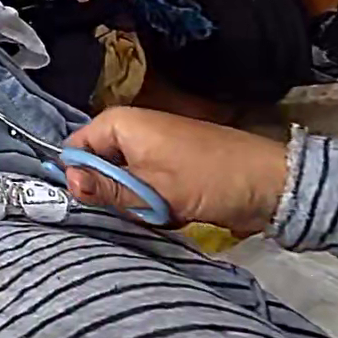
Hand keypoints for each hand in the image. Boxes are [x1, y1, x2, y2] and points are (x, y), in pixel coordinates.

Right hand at [63, 108, 288, 235]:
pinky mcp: (167, 167)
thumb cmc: (206, 179)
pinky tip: (171, 213)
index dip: (78, 177)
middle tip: (132, 210)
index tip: (91, 203)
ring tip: (157, 212)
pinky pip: (142, 188)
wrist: (269, 184)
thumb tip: (68, 183)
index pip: (75, 149)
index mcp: (119, 124)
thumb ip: (106, 188)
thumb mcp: (152, 189)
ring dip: (133, 203)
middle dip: (109, 193)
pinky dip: (152, 204)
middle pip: (96, 167)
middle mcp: (129, 131)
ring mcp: (149, 149)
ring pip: (119, 182)